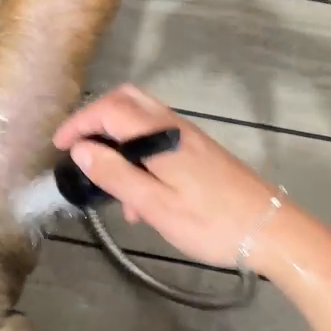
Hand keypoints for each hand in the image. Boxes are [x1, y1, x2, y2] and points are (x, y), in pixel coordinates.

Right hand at [55, 85, 291, 270]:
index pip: (109, 110)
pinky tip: (140, 195)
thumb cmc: (211, 222)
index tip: (59, 144)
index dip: (80, 122)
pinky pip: (157, 138)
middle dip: (97, 118)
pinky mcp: (199, 150)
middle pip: (127, 100)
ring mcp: (188, 136)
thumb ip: (117, 175)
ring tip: (111, 186)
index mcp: (159, 135)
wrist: (271, 229)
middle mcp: (173, 125)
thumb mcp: (156, 205)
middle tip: (79, 148)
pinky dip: (138, 153)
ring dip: (118, 139)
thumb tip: (81, 150)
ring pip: (142, 119)